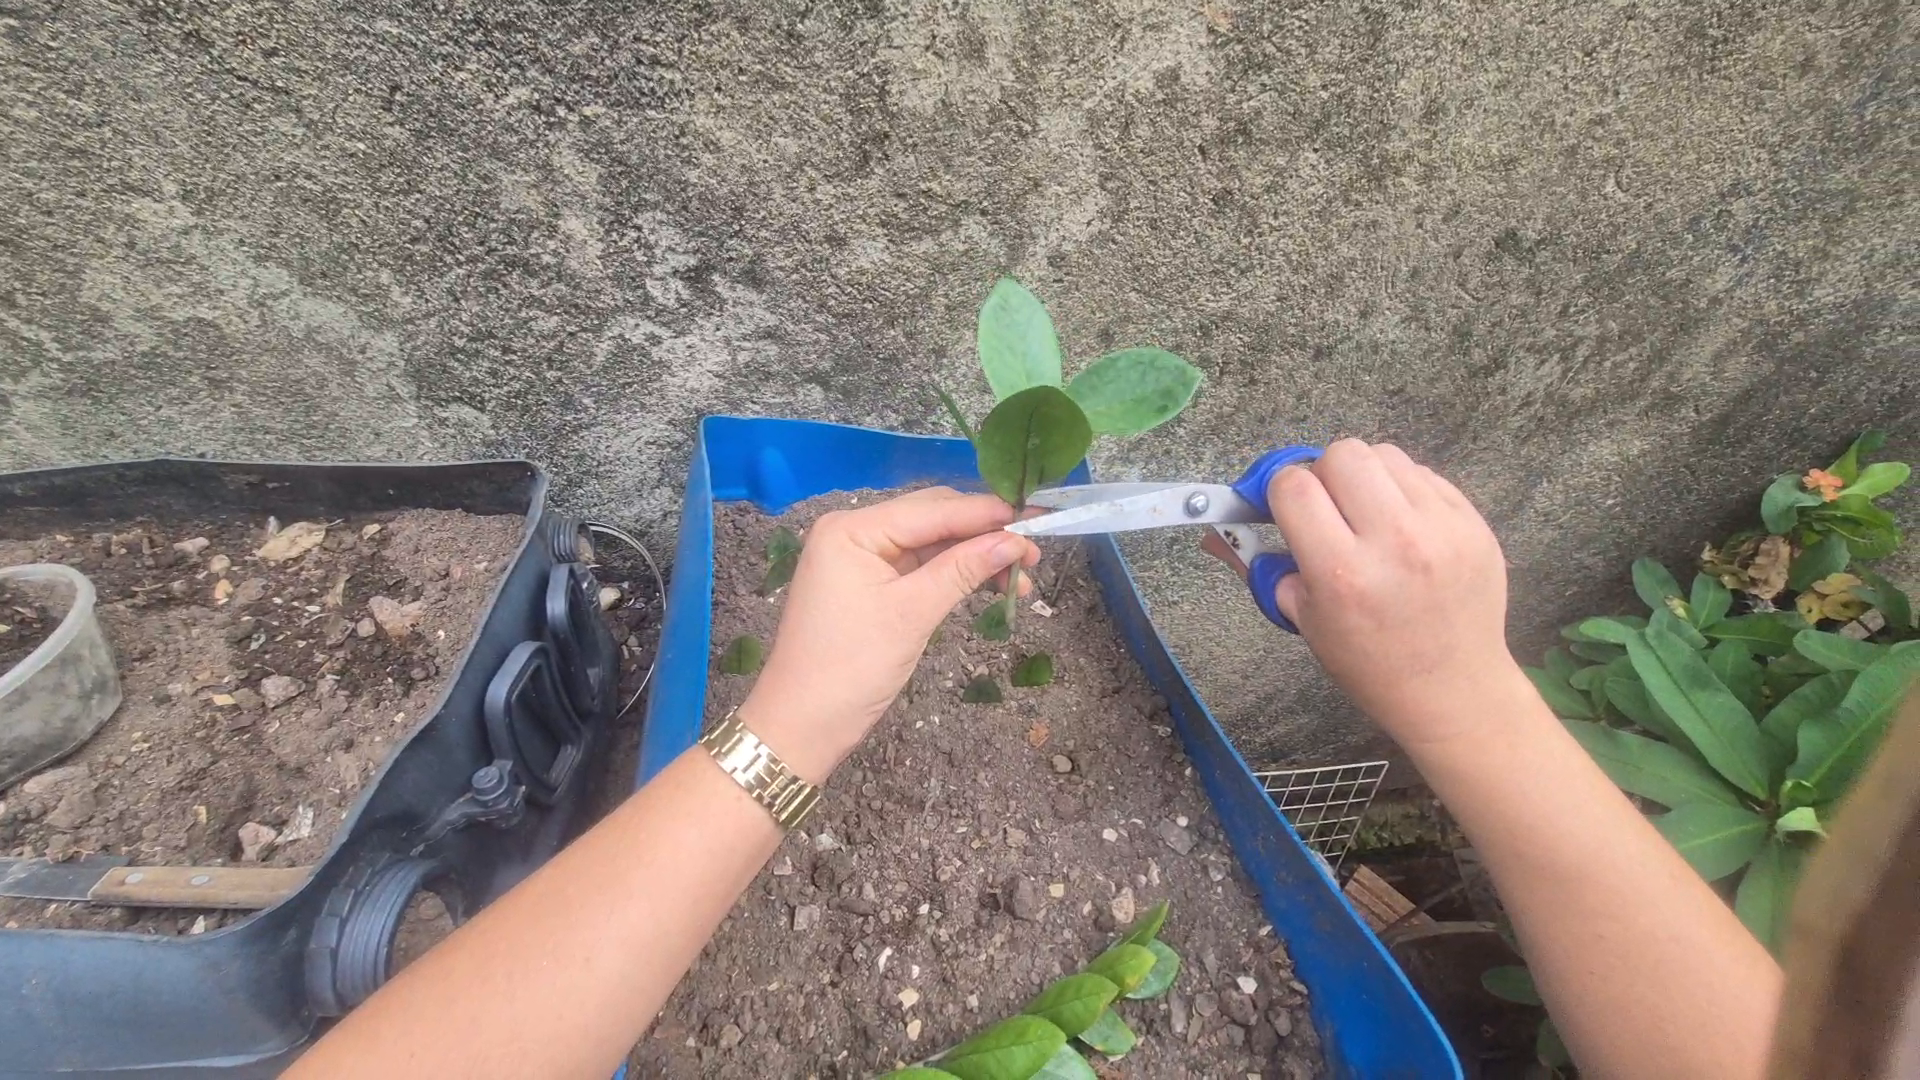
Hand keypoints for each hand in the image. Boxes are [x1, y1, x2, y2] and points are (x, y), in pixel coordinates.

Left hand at [739, 488, 1040, 781]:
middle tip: (1034, 552)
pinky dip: (954, 574)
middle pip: (933, 519)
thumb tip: (1014, 541)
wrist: (801, 727)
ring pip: (931, 544)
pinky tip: (989, 584)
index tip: (1035, 518)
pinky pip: (920, 567)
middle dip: (984, 534)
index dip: (985, 513)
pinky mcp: (870, 584)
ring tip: (1022, 577)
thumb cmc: (851, 668)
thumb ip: (963, 569)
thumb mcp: (912, 614)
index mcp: (853, 529)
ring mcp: (861, 558)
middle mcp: (855, 532)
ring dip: (975, 556)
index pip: (931, 509)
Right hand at [1264, 440, 1525, 747]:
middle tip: (1326, 507)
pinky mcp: (1473, 522)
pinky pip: (1423, 474)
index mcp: (1341, 571)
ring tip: (1365, 513)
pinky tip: (1400, 525)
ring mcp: (1442, 528)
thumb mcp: (1300, 616)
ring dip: (1363, 476)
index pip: (1294, 486)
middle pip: (1342, 454)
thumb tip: (1210, 533)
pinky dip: (1400, 489)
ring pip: (1384, 454)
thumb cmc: (1365, 661)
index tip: (1283, 510)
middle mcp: (1394, 541)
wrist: (1451, 688)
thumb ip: (1256, 566)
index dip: (1279, 491)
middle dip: (1322, 474)